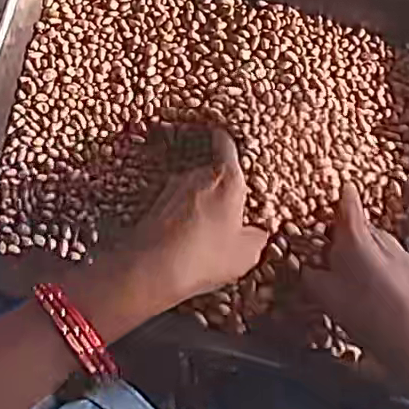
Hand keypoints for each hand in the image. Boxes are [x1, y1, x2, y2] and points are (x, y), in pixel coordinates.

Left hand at [77, 129, 267, 328]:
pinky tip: (184, 239)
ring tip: (205, 231)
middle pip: (210, 170)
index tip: (230, 142)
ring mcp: (172, 188)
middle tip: (228, 208)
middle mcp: (197, 176)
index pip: (226, 144)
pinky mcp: (153, 204)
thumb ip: (255, 237)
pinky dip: (180, 216)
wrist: (151, 266)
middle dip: (218, 187)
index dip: (227, 142)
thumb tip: (257, 233)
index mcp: (226, 180)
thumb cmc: (204, 255)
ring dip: (197, 202)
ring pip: (191, 188)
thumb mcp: (245, 254)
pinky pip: (174, 204)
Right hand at [303, 182, 408, 408]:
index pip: (347, 202)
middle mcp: (383, 240)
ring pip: (373, 249)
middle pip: (357, 228)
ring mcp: (403, 258)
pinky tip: (369, 303)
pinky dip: (375, 275)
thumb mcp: (327, 298)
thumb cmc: (373, 318)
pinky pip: (387, 267)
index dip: (337, 195)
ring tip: (343, 287)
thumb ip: (311, 276)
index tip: (331, 190)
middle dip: (340, 238)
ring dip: (358, 259)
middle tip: (321, 258)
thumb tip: (303, 266)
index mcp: (358, 236)